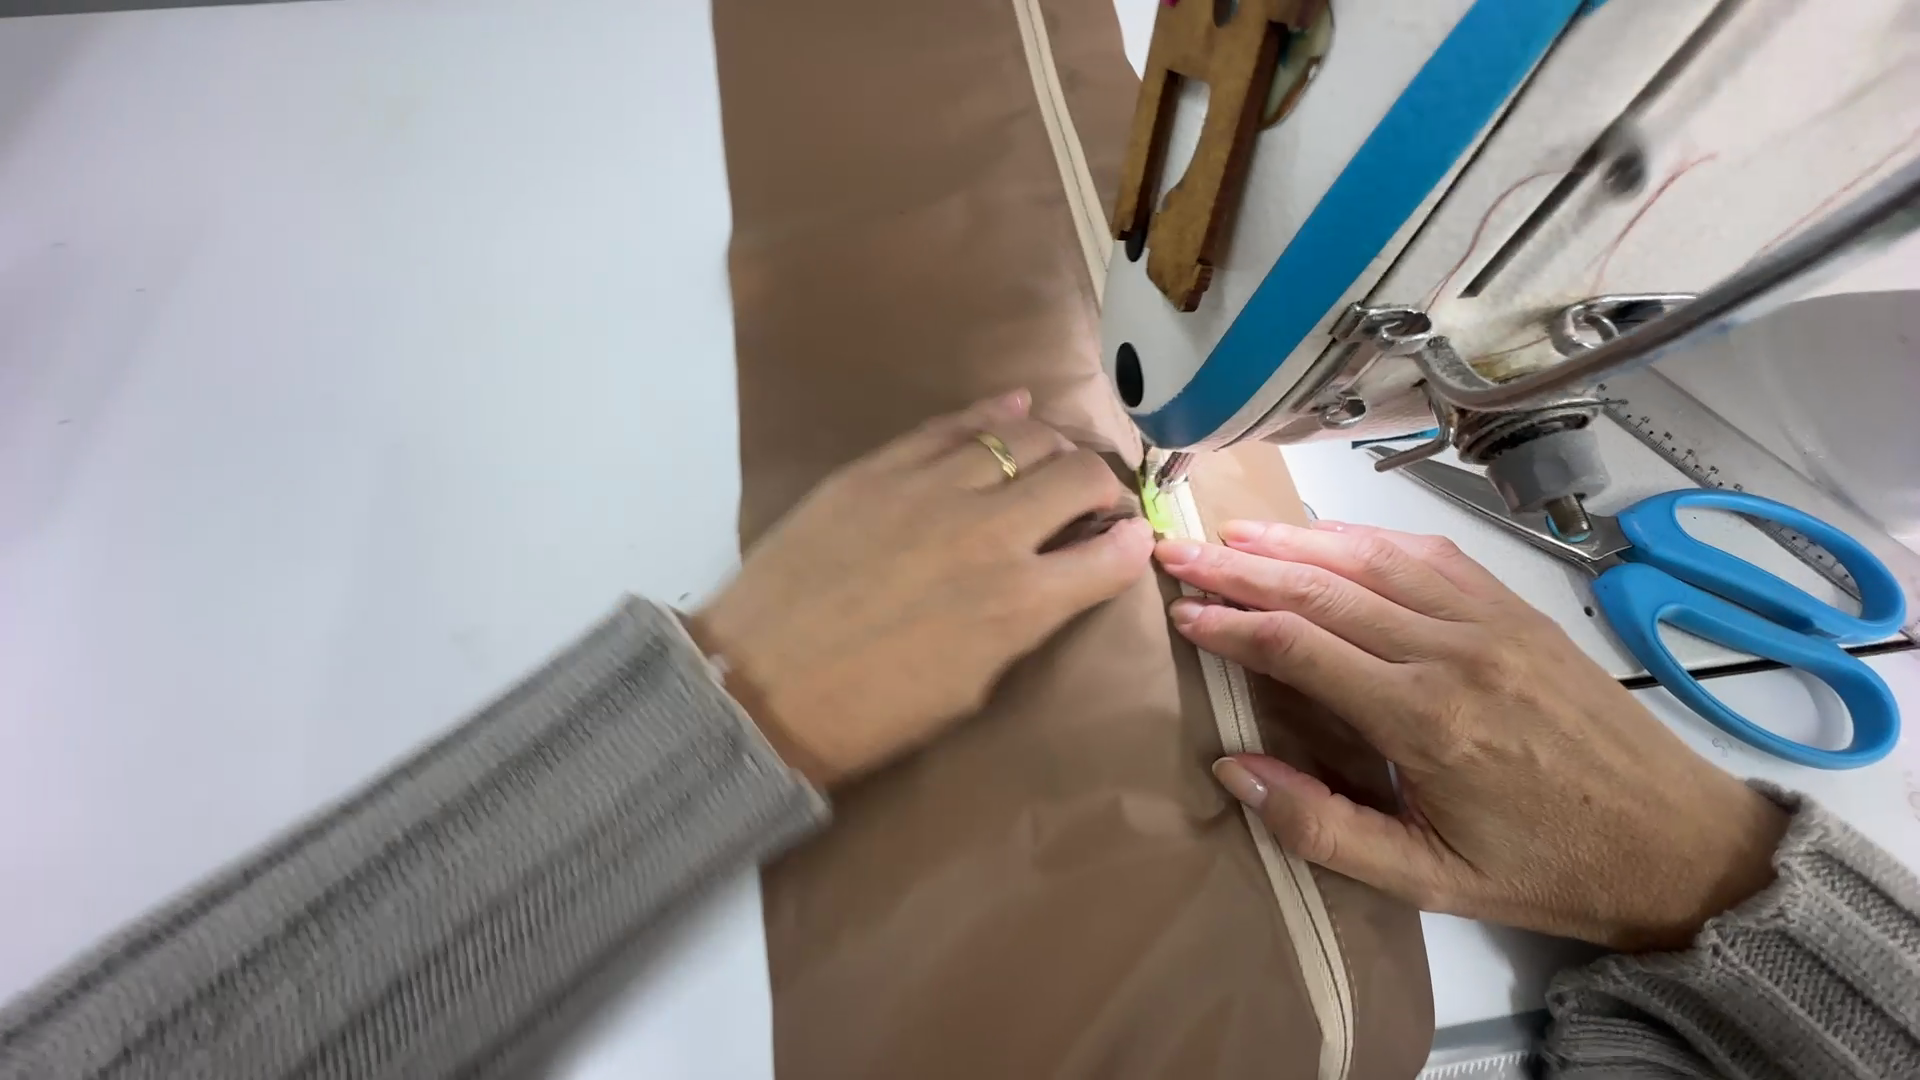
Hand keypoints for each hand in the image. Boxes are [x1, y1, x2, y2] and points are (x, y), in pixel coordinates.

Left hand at [695, 391, 1153, 788]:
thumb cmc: (872, 710)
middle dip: (1102, 485)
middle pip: (1078, 474)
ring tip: (1049, 460)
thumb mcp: (973, 685)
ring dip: (1053, 446)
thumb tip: (1063, 576)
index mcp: (1019, 603)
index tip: (1128, 540)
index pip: (1112, 553)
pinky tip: (1015, 408)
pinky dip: (994, 414)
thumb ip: (1028, 620)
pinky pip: (952, 424)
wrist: (759, 686)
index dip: (1131, 543)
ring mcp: (931, 488)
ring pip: (1023, 436)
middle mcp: (989, 532)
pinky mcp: (880, 467)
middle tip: (1091, 499)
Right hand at [1156, 519, 1788, 951]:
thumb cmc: (1542, 867)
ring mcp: (1486, 619)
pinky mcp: (1512, 606)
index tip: (1181, 612)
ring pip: (1365, 558)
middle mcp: (1449, 651)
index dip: (1230, 624)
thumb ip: (1320, 827)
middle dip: (1237, 566)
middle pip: (1319, 588)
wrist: (1683, 846)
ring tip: (1230, 532)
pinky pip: (1422, 552)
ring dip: (1288, 539)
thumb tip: (1233, 767)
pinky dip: (1358, 535)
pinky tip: (1319, 533)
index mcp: (1423, 720)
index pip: (1298, 647)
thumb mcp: (1426, 880)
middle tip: (1177, 549)